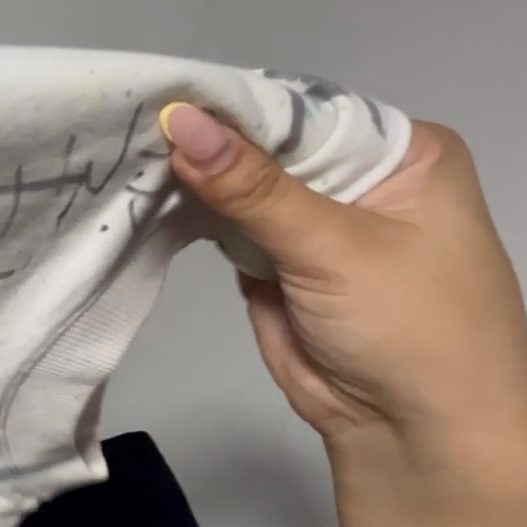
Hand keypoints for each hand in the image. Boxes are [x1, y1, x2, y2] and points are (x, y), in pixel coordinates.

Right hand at [160, 104, 526, 467]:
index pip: (305, 112)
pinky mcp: (269, 263)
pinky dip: (187, 220)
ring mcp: (309, 225)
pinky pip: (221, 230)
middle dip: (204, 146)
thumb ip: (251, 187)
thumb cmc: (407, 324)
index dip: (235, 108)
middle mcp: (355, 181)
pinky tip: (142, 202)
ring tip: (120, 161)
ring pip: (237, 190)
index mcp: (400, 155)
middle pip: (266, 149)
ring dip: (188, 184)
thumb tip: (180, 122)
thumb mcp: (333, 245)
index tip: (161, 100)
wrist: (405, 426)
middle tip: (124, 130)